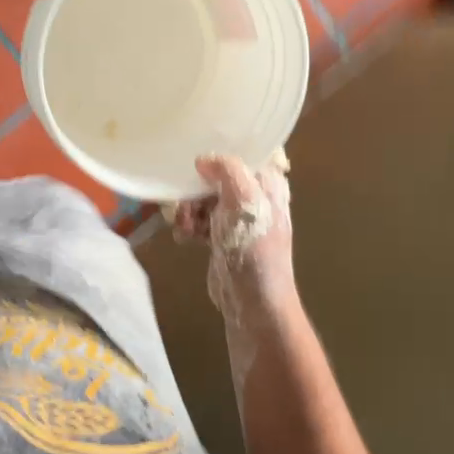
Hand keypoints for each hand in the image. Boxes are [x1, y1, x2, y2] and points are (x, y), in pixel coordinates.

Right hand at [165, 153, 293, 283]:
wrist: (252, 299)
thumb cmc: (252, 247)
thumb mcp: (243, 200)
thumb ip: (227, 170)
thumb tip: (203, 160)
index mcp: (267, 182)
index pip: (243, 154)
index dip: (219, 156)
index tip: (197, 163)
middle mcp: (255, 197)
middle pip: (216, 177)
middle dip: (195, 190)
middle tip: (187, 206)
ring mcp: (239, 219)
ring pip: (204, 199)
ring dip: (188, 210)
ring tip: (185, 227)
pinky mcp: (224, 237)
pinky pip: (200, 220)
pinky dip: (189, 226)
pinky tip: (185, 237)